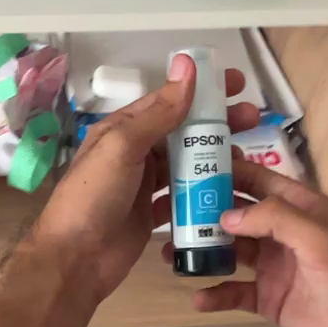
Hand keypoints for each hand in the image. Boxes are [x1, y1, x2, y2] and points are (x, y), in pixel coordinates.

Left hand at [27, 55, 258, 304]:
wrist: (75, 259)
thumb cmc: (93, 197)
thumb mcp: (123, 147)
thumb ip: (158, 113)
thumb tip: (187, 68)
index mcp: (122, 130)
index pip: (167, 101)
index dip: (202, 90)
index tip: (236, 83)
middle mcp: (134, 153)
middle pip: (181, 132)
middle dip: (216, 123)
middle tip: (252, 119)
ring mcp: (144, 185)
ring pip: (186, 164)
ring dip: (214, 158)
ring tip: (245, 157)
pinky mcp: (153, 214)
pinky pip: (184, 198)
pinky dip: (205, 193)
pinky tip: (229, 191)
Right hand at [174, 159, 327, 326]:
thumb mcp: (321, 240)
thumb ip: (276, 220)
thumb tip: (226, 215)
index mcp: (301, 208)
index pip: (258, 180)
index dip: (226, 170)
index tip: (188, 164)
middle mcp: (284, 233)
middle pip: (237, 214)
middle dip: (203, 212)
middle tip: (166, 212)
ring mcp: (276, 267)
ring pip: (230, 251)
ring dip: (202, 251)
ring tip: (170, 253)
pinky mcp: (271, 300)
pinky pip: (236, 292)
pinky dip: (216, 294)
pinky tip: (198, 298)